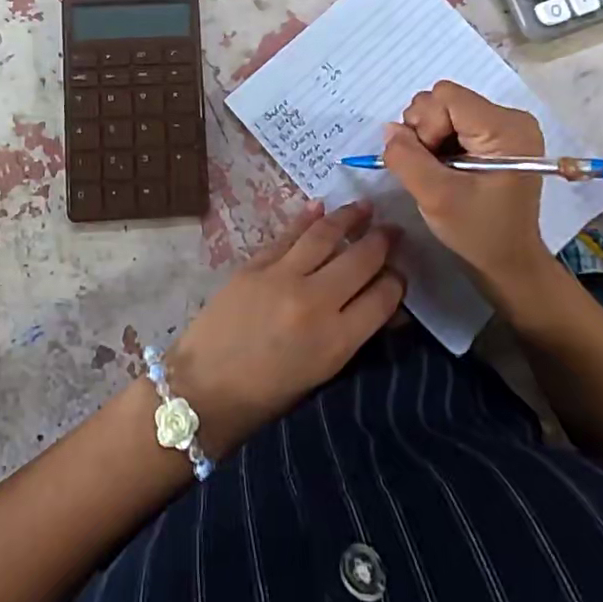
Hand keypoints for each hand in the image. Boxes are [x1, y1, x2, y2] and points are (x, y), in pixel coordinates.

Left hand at [166, 202, 402, 455]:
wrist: (204, 387)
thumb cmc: (266, 395)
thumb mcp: (322, 373)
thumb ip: (353, 335)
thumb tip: (381, 305)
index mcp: (337, 340)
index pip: (384, 296)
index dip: (397, 280)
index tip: (398, 272)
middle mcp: (315, 301)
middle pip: (361, 259)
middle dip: (382, 241)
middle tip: (393, 230)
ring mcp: (282, 277)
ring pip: (324, 236)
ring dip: (348, 217)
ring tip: (363, 206)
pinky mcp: (254, 266)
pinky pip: (288, 235)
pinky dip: (307, 219)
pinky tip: (320, 208)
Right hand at [381, 80, 551, 286]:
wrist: (508, 260)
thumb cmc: (478, 232)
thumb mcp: (435, 197)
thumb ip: (406, 158)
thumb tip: (389, 130)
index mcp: (505, 128)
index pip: (445, 97)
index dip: (425, 125)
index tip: (431, 161)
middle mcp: (509, 118)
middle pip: (443, 100)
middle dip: (424, 131)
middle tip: (433, 168)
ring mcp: (502, 127)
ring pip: (442, 110)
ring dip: (428, 138)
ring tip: (439, 171)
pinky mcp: (494, 138)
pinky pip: (450, 123)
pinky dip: (438, 144)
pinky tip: (446, 170)